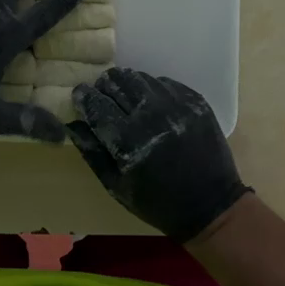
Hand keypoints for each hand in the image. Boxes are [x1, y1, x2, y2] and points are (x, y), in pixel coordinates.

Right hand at [68, 67, 250, 241]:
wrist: (212, 207)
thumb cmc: (158, 203)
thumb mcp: (117, 187)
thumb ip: (92, 152)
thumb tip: (72, 122)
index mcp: (129, 142)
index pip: (97, 105)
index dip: (84, 96)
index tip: (79, 94)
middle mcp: (152, 117)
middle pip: (118, 83)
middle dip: (105, 86)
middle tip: (102, 92)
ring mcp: (177, 106)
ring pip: (141, 78)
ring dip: (128, 83)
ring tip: (125, 93)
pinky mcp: (196, 102)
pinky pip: (165, 83)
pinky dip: (153, 88)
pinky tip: (151, 100)